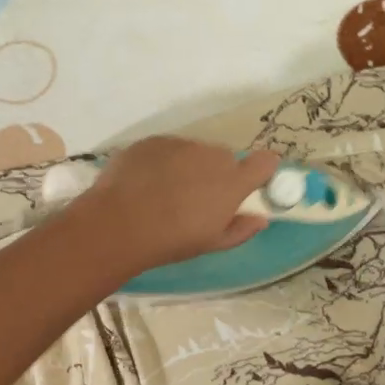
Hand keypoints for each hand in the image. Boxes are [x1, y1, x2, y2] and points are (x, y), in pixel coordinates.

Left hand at [67, 137, 281, 275]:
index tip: (250, 185)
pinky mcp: (152, 141)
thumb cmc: (171, 240)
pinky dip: (162, 162)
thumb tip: (260, 219)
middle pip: (224, 158)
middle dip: (217, 174)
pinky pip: (166, 148)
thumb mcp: (211, 244)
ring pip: (193, 151)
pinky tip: (145, 184)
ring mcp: (179, 144)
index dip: (260, 171)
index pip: (265, 162)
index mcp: (232, 181)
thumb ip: (241, 229)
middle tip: (197, 200)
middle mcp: (210, 155)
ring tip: (165, 193)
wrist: (119, 224)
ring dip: (188, 166)